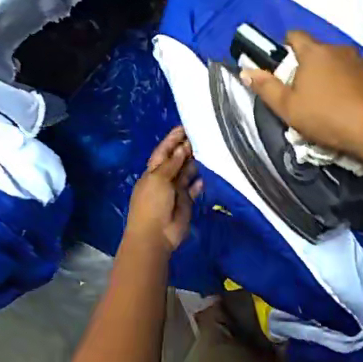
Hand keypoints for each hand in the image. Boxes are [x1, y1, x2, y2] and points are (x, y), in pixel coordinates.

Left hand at [126, 127, 202, 250]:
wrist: (155, 235)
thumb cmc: (152, 203)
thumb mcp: (158, 178)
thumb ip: (172, 164)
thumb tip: (183, 148)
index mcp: (153, 171)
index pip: (164, 150)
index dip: (173, 139)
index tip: (186, 126)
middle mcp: (164, 178)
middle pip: (177, 160)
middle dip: (188, 148)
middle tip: (204, 135)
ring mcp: (175, 191)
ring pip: (188, 173)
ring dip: (196, 163)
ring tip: (210, 150)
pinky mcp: (186, 202)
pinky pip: (195, 188)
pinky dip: (201, 181)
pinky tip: (211, 173)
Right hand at [239, 30, 362, 158]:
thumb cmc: (328, 116)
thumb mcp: (288, 108)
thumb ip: (266, 88)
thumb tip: (245, 70)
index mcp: (313, 52)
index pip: (294, 36)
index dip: (283, 49)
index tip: (280, 71)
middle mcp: (338, 49)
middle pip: (316, 52)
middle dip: (307, 68)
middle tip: (301, 95)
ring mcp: (362, 62)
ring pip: (338, 65)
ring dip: (330, 79)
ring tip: (327, 107)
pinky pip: (356, 77)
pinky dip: (349, 88)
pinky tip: (350, 110)